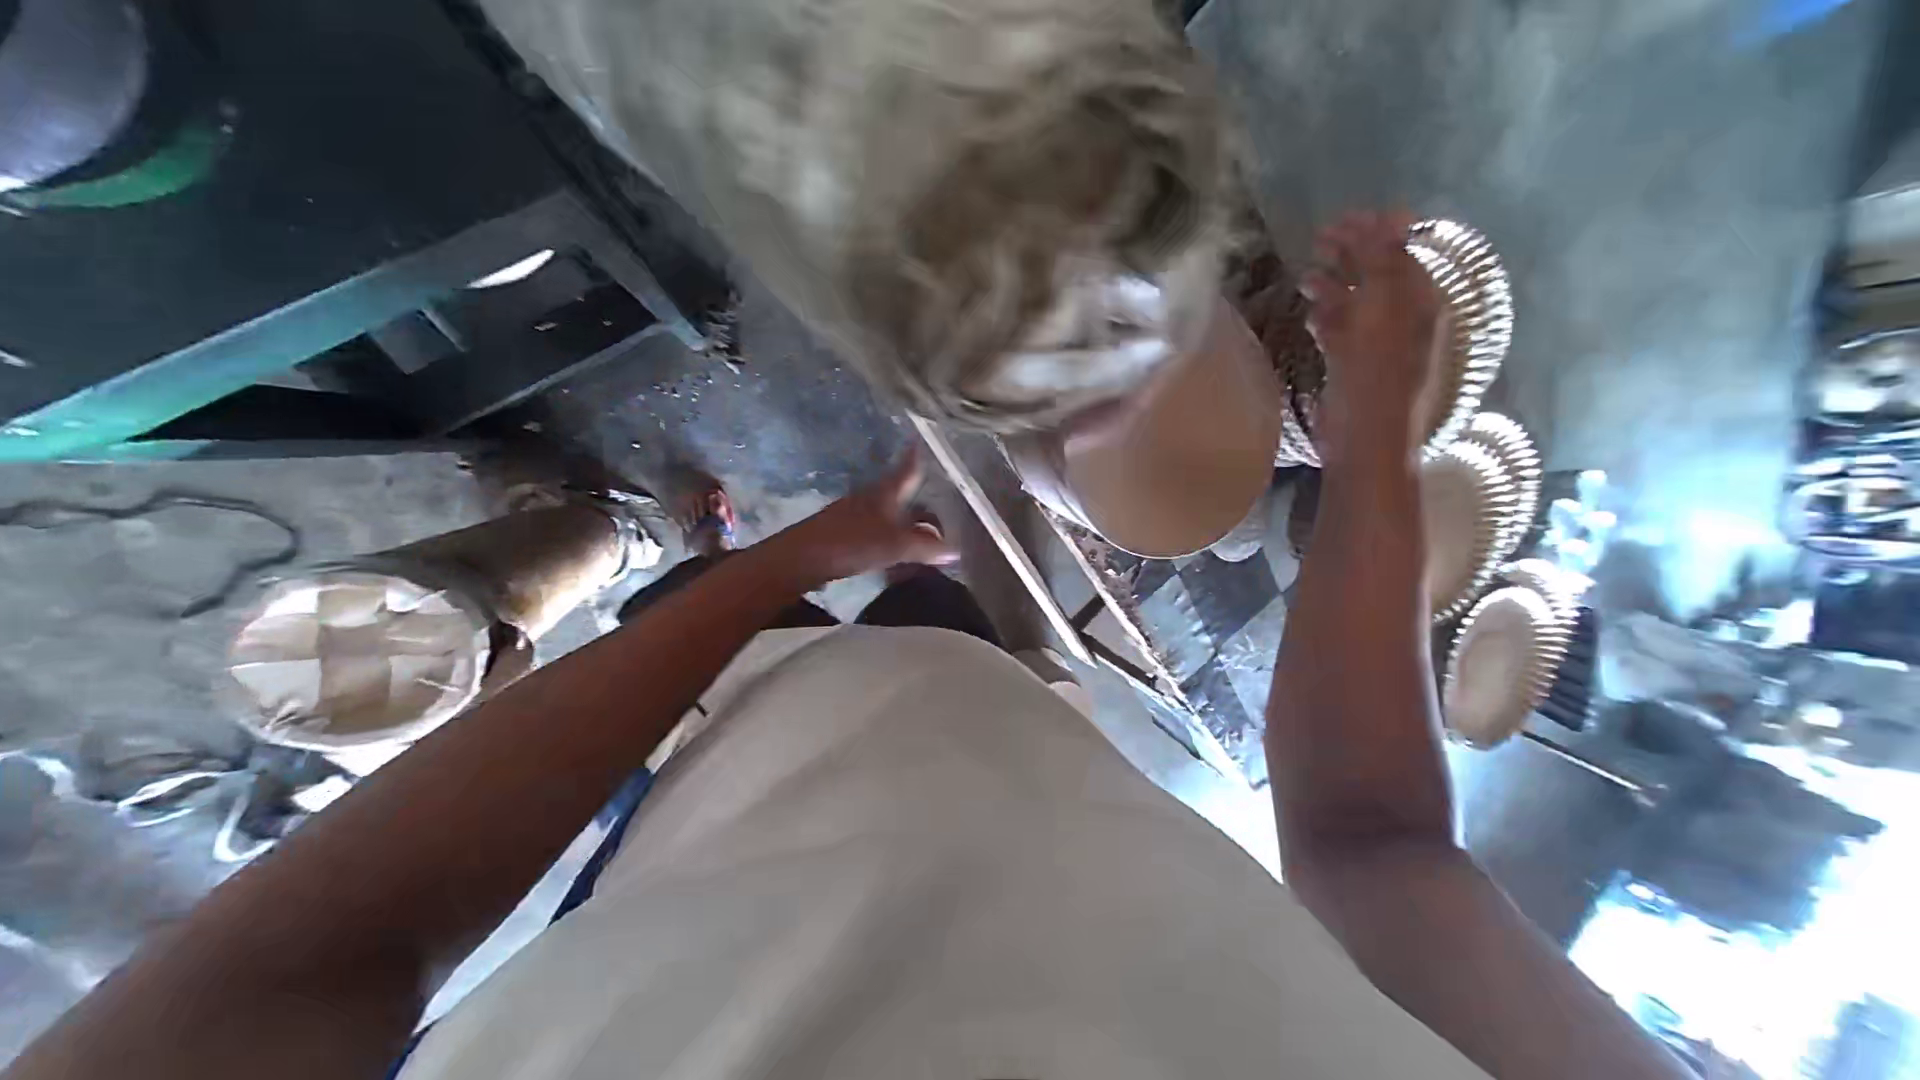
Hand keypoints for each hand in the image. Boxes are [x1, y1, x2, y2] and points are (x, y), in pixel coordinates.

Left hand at [764, 448, 956, 586]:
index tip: (926, 438)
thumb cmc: (852, 542)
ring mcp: (858, 516)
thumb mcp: (895, 545)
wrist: (803, 558)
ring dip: (909, 521)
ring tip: (929, 532)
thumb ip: (925, 547)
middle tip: (945, 505)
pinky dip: (896, 537)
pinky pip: (881, 531)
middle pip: (902, 493)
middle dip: (922, 497)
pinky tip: (903, 551)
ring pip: (892, 513)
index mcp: (885, 493)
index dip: (918, 455)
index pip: (908, 468)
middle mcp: (872, 498)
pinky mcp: (848, 534)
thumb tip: (956, 549)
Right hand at [1301, 211, 1444, 456]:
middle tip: (1318, 238)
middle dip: (1351, 253)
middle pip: (1378, 274)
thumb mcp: (1381, 312)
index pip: (1401, 253)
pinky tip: (1309, 314)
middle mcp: (1403, 319)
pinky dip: (1327, 318)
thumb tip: (1389, 218)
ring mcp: (1378, 344)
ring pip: (1357, 304)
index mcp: (1419, 302)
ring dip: (1333, 285)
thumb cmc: (1374, 376)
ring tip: (1304, 274)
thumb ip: (1384, 264)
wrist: (1364, 439)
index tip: (1343, 217)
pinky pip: (1343, 333)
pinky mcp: (1354, 367)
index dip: (1375, 231)